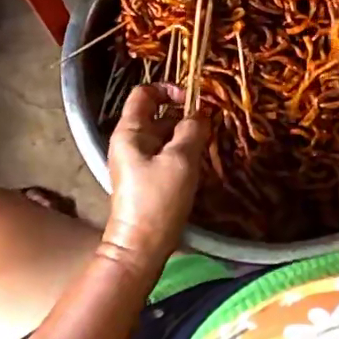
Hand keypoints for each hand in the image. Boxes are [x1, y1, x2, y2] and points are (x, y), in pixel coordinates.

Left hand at [103, 83, 208, 268]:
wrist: (140, 248)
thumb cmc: (157, 201)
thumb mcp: (180, 161)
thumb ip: (192, 130)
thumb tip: (201, 112)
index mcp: (129, 131)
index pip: (144, 93)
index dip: (168, 89)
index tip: (192, 100)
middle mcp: (129, 142)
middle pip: (157, 114)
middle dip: (183, 115)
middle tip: (210, 122)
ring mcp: (137, 161)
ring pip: (164, 135)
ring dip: (186, 135)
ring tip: (209, 141)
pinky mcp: (146, 179)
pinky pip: (166, 154)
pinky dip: (182, 152)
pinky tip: (200, 161)